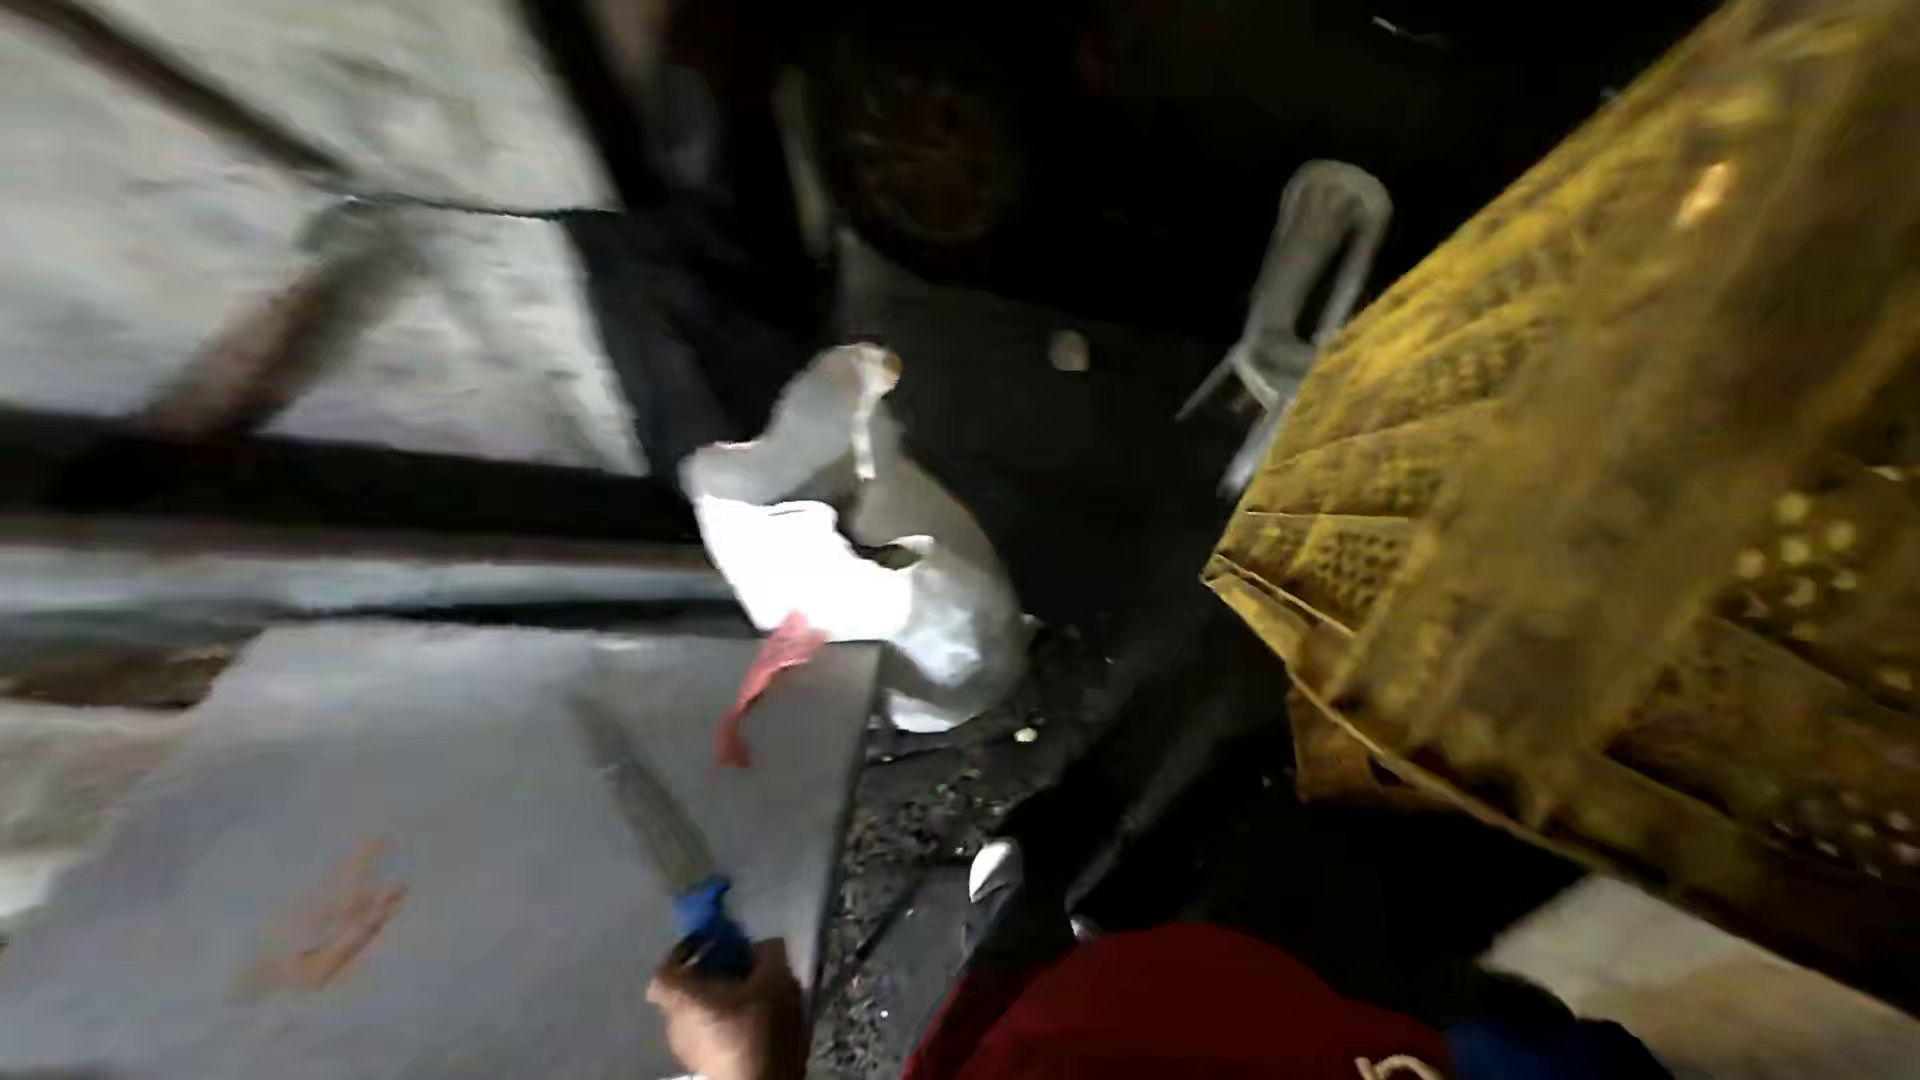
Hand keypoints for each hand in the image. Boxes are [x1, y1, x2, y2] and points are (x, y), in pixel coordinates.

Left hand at [648, 939, 806, 1079]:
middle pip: (680, 989)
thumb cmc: (760, 1028)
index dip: (681, 952)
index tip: (707, 939)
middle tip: (735, 958)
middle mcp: (675, 1025)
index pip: (663, 973)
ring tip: (746, 985)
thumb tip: (759, 946)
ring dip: (714, 994)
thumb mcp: (775, 977)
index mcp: (685, 1000)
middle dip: (705, 970)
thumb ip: (766, 952)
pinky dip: (719, 1015)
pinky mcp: (701, 1066)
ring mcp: (685, 1050)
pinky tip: (748, 1013)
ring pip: (692, 1011)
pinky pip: (702, 1030)